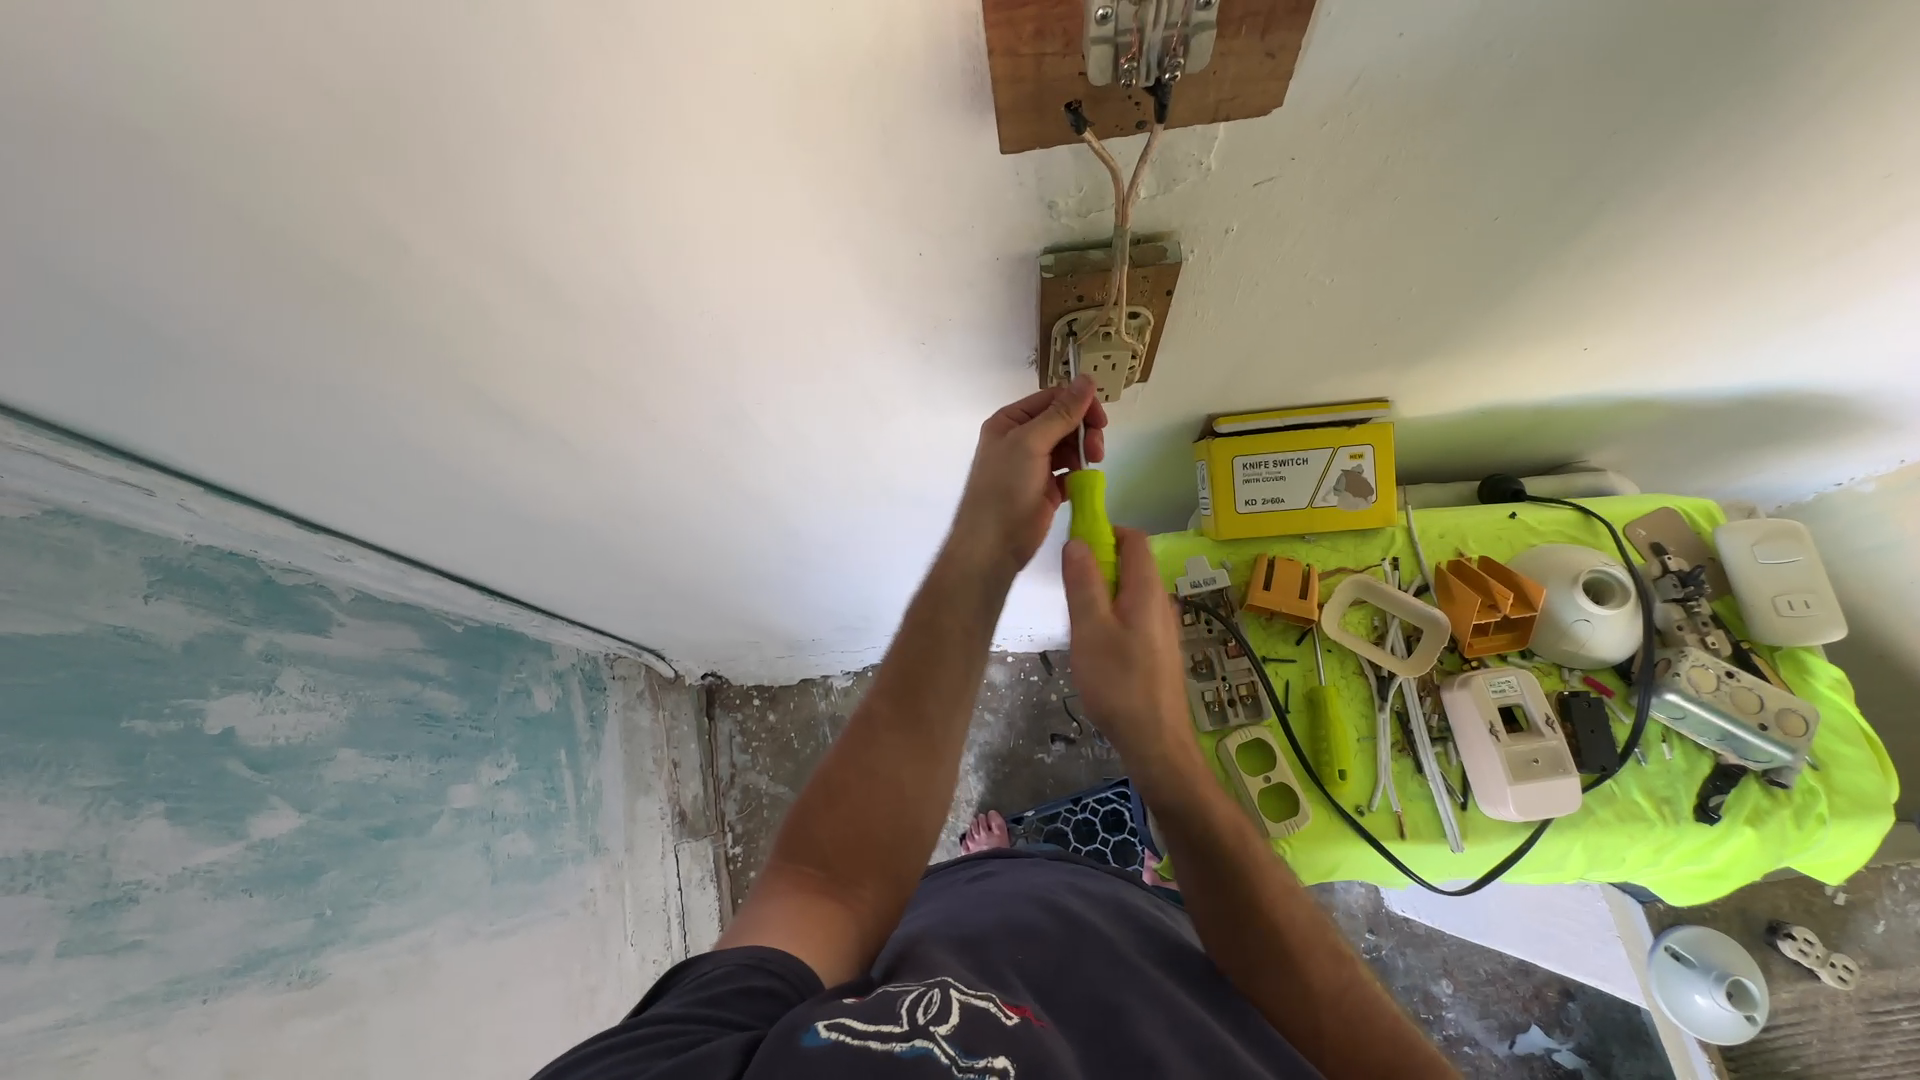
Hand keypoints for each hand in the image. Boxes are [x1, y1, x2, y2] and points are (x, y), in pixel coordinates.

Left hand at [949, 377, 1107, 575]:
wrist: (995, 543)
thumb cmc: (1005, 488)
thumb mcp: (1031, 443)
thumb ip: (1061, 412)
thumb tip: (1087, 379)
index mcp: (1010, 421)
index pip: (1052, 399)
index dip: (1079, 405)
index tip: (1100, 421)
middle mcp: (1021, 439)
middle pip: (1064, 421)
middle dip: (1083, 431)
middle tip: (1097, 449)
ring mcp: (1033, 464)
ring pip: (1070, 446)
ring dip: (1083, 452)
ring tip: (1091, 465)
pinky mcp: (1046, 488)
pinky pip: (1069, 471)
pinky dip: (1078, 473)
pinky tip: (1079, 482)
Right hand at [1062, 528, 1208, 789]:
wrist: (1155, 741)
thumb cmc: (1119, 683)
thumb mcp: (1090, 630)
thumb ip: (1083, 583)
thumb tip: (1078, 542)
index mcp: (1146, 590)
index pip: (1133, 538)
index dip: (1104, 532)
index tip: (1073, 547)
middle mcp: (1160, 602)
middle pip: (1130, 564)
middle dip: (1097, 566)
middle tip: (1068, 590)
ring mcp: (1162, 628)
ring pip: (1129, 593)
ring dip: (1101, 595)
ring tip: (1077, 622)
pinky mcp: (1157, 650)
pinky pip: (1132, 617)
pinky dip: (1111, 617)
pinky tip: (1095, 647)